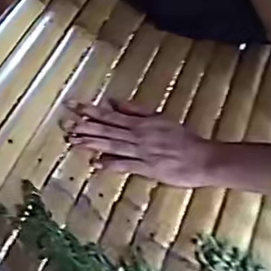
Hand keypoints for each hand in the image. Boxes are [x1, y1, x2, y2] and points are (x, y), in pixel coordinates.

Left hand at [62, 99, 219, 186]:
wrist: (206, 159)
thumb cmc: (183, 139)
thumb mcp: (159, 119)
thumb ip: (135, 110)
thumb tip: (112, 101)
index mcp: (140, 123)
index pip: (109, 115)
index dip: (89, 110)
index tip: (71, 105)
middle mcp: (138, 136)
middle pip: (107, 129)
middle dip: (84, 126)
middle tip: (64, 123)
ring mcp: (142, 152)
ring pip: (112, 145)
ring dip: (91, 143)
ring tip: (72, 141)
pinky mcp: (147, 168)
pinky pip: (125, 165)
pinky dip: (110, 164)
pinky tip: (95, 164)